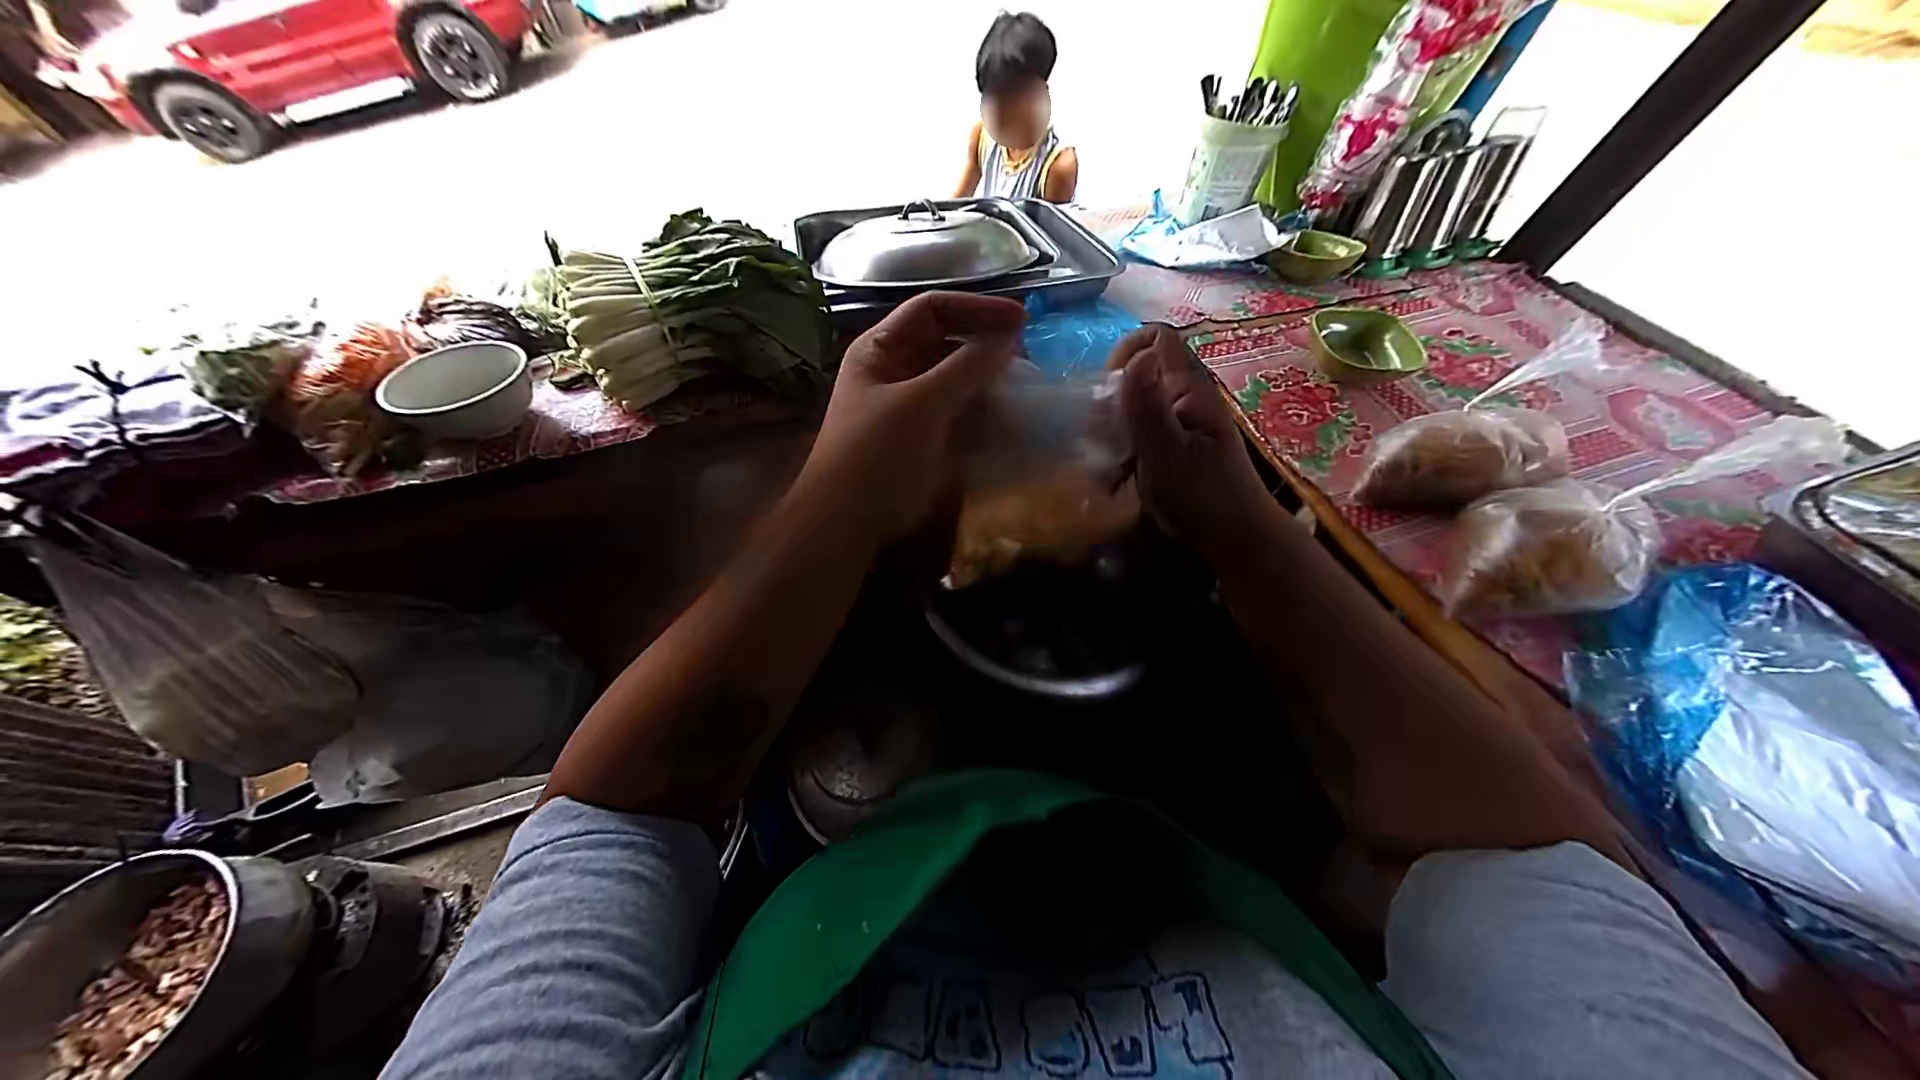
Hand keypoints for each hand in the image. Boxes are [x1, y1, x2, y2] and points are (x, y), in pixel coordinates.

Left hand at [797, 292, 1024, 543]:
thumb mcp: (920, 404)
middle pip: (950, 346)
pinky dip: (987, 420)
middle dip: (988, 352)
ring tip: (1027, 401)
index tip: (1022, 321)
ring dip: (993, 390)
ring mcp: (913, 409)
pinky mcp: (927, 442)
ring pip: (961, 385)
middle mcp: (897, 372)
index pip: (933, 310)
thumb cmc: (875, 455)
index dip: (977, 309)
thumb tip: (1008, 336)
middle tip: (1029, 365)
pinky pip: (963, 418)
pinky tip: (1013, 429)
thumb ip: (966, 367)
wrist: (847, 524)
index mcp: (882, 350)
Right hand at [1111, 325, 1271, 561]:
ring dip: (1113, 437)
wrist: (1237, 540)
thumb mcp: (1166, 453)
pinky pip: (1141, 437)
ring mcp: (1182, 425)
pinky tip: (1116, 482)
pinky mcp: (1177, 448)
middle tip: (1101, 444)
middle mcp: (1186, 400)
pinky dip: (1124, 455)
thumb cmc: (1203, 497)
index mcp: (1189, 391)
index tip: (1105, 387)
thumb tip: (1134, 357)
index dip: (1127, 350)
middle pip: (1138, 378)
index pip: (1158, 339)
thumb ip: (1146, 406)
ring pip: (1134, 411)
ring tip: (1108, 472)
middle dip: (1111, 407)